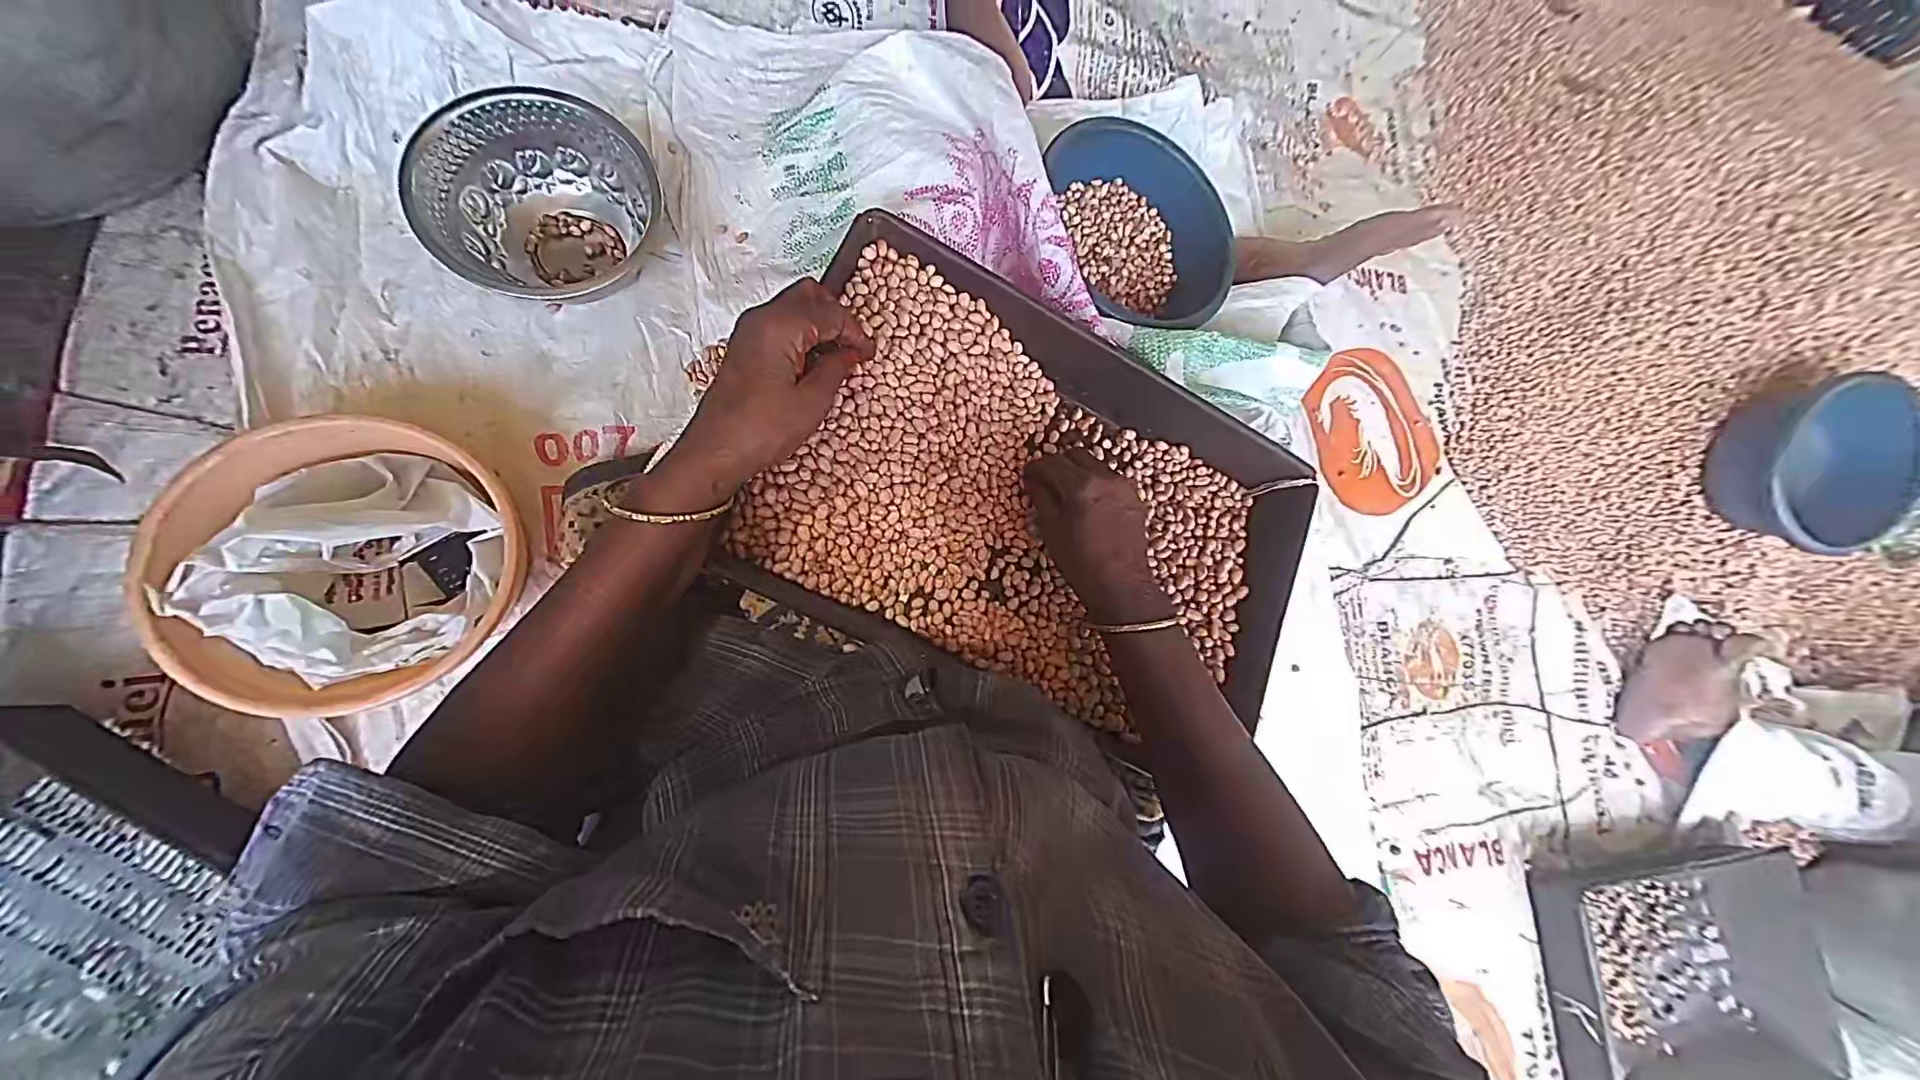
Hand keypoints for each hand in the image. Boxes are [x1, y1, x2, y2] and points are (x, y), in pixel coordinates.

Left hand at [646, 278, 872, 509]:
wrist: (715, 451)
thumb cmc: (760, 430)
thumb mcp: (811, 402)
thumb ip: (835, 369)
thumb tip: (848, 355)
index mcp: (779, 326)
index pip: (830, 313)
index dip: (856, 332)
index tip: (868, 353)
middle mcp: (761, 319)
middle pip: (808, 295)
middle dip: (837, 316)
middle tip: (853, 347)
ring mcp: (749, 332)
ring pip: (793, 307)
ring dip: (819, 325)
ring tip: (836, 358)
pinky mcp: (744, 348)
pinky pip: (779, 326)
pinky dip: (801, 335)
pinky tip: (813, 364)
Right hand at [1023, 448, 1173, 623]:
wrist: (1121, 585)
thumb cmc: (1080, 562)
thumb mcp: (1052, 530)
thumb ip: (1041, 498)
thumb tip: (1032, 480)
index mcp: (1081, 486)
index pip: (1051, 463)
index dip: (1035, 467)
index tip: (1027, 475)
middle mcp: (1105, 478)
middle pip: (1075, 455)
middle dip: (1056, 463)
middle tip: (1043, 480)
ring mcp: (1123, 486)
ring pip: (1094, 464)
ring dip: (1076, 471)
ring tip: (1064, 492)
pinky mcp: (1134, 498)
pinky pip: (1109, 479)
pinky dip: (1094, 481)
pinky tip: (1086, 501)